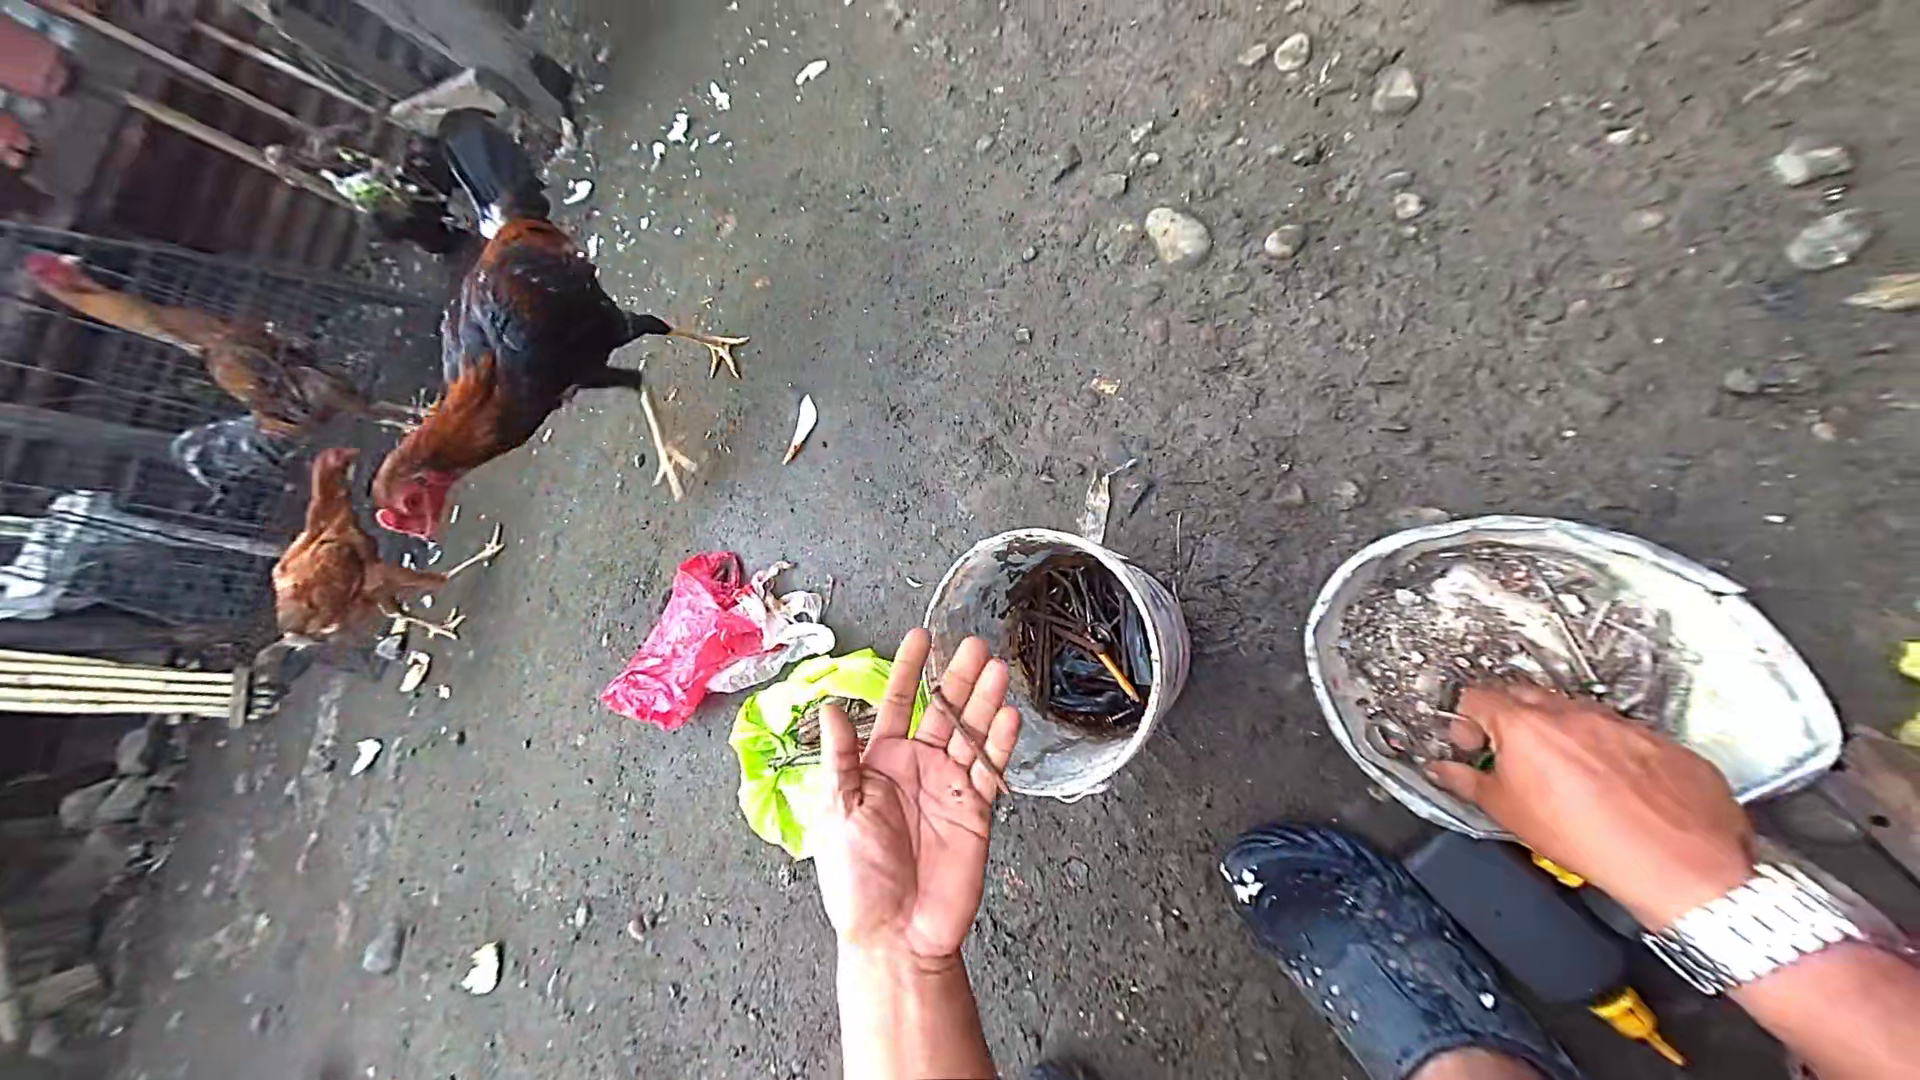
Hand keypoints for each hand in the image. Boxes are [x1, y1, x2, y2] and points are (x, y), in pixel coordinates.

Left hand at [815, 628, 1020, 963]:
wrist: (896, 935)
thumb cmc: (858, 879)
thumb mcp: (838, 811)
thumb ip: (840, 758)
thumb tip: (830, 708)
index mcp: (882, 762)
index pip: (900, 703)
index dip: (909, 669)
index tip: (921, 636)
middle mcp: (919, 766)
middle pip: (943, 711)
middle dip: (959, 677)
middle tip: (975, 645)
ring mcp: (949, 785)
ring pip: (971, 732)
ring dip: (985, 702)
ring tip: (997, 670)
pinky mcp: (975, 809)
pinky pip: (991, 769)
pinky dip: (1001, 744)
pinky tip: (1009, 718)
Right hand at [1429, 684, 1755, 929]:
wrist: (1681, 870)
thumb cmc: (1591, 840)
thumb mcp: (1506, 811)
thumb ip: (1465, 781)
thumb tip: (1444, 772)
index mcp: (1523, 724)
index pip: (1475, 698)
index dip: (1465, 720)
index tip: (1471, 744)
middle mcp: (1572, 714)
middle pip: (1524, 696)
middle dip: (1509, 717)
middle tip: (1508, 749)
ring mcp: (1623, 727)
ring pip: (1577, 713)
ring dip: (1561, 731)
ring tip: (1564, 770)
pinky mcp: (1667, 746)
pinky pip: (1626, 735)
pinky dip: (1610, 751)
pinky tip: (1612, 785)